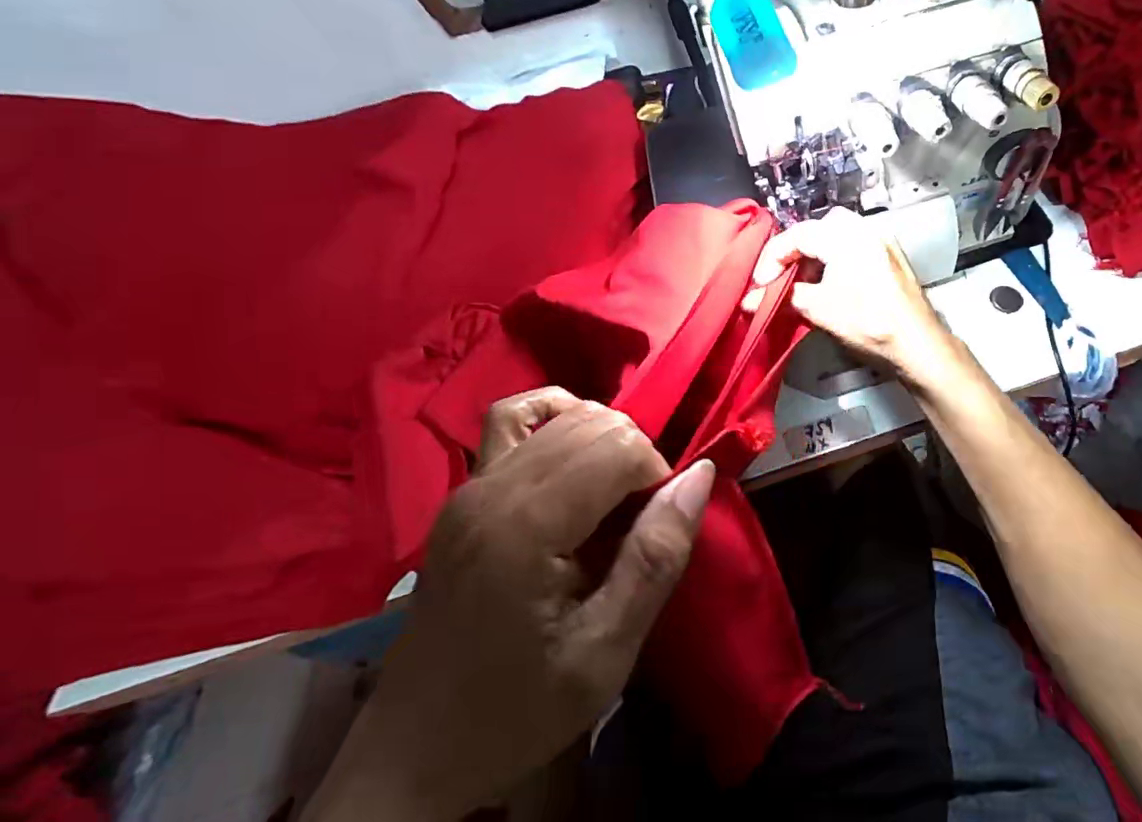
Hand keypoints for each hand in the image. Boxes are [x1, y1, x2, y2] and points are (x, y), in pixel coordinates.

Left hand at [304, 388, 713, 820]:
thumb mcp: (607, 651)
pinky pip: (513, 419)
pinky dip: (556, 419)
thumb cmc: (518, 707)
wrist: (415, 753)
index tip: (652, 533)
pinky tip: (574, 456)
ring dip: (607, 444)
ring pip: (564, 414)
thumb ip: (656, 557)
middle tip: (635, 526)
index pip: (619, 445)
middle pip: (596, 422)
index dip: (657, 477)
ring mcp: (469, 486)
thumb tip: (701, 474)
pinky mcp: (462, 493)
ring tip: (611, 500)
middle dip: (637, 460)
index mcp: (523, 529)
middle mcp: (490, 490)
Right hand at [743, 208, 958, 383]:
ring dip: (818, 256)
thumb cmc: (868, 321)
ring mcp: (885, 242)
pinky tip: (831, 285)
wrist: (917, 343)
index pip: (798, 234)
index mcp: (847, 235)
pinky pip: (858, 248)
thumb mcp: (818, 309)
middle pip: (819, 229)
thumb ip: (782, 297)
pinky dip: (839, 260)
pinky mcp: (894, 259)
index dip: (772, 258)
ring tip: (803, 284)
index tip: (759, 283)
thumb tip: (750, 300)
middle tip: (781, 277)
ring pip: (840, 237)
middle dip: (796, 251)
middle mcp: (868, 229)